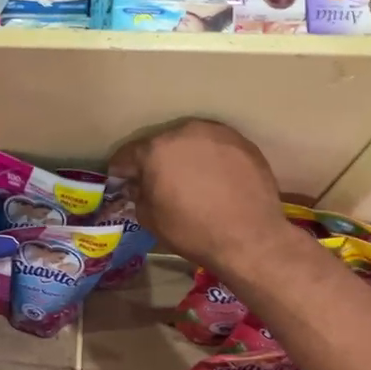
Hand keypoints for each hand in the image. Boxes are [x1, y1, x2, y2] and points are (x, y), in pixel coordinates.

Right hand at [108, 119, 294, 272]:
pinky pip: (216, 148)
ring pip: (190, 142)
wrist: (249, 238)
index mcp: (155, 149)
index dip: (121, 171)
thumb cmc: (192, 231)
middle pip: (161, 144)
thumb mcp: (150, 219)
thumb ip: (138, 195)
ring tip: (189, 180)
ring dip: (184, 157)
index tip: (121, 183)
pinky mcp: (243, 142)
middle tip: (158, 183)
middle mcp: (185, 132)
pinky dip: (210, 160)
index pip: (127, 155)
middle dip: (155, 162)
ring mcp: (217, 134)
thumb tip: (138, 186)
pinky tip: (214, 180)